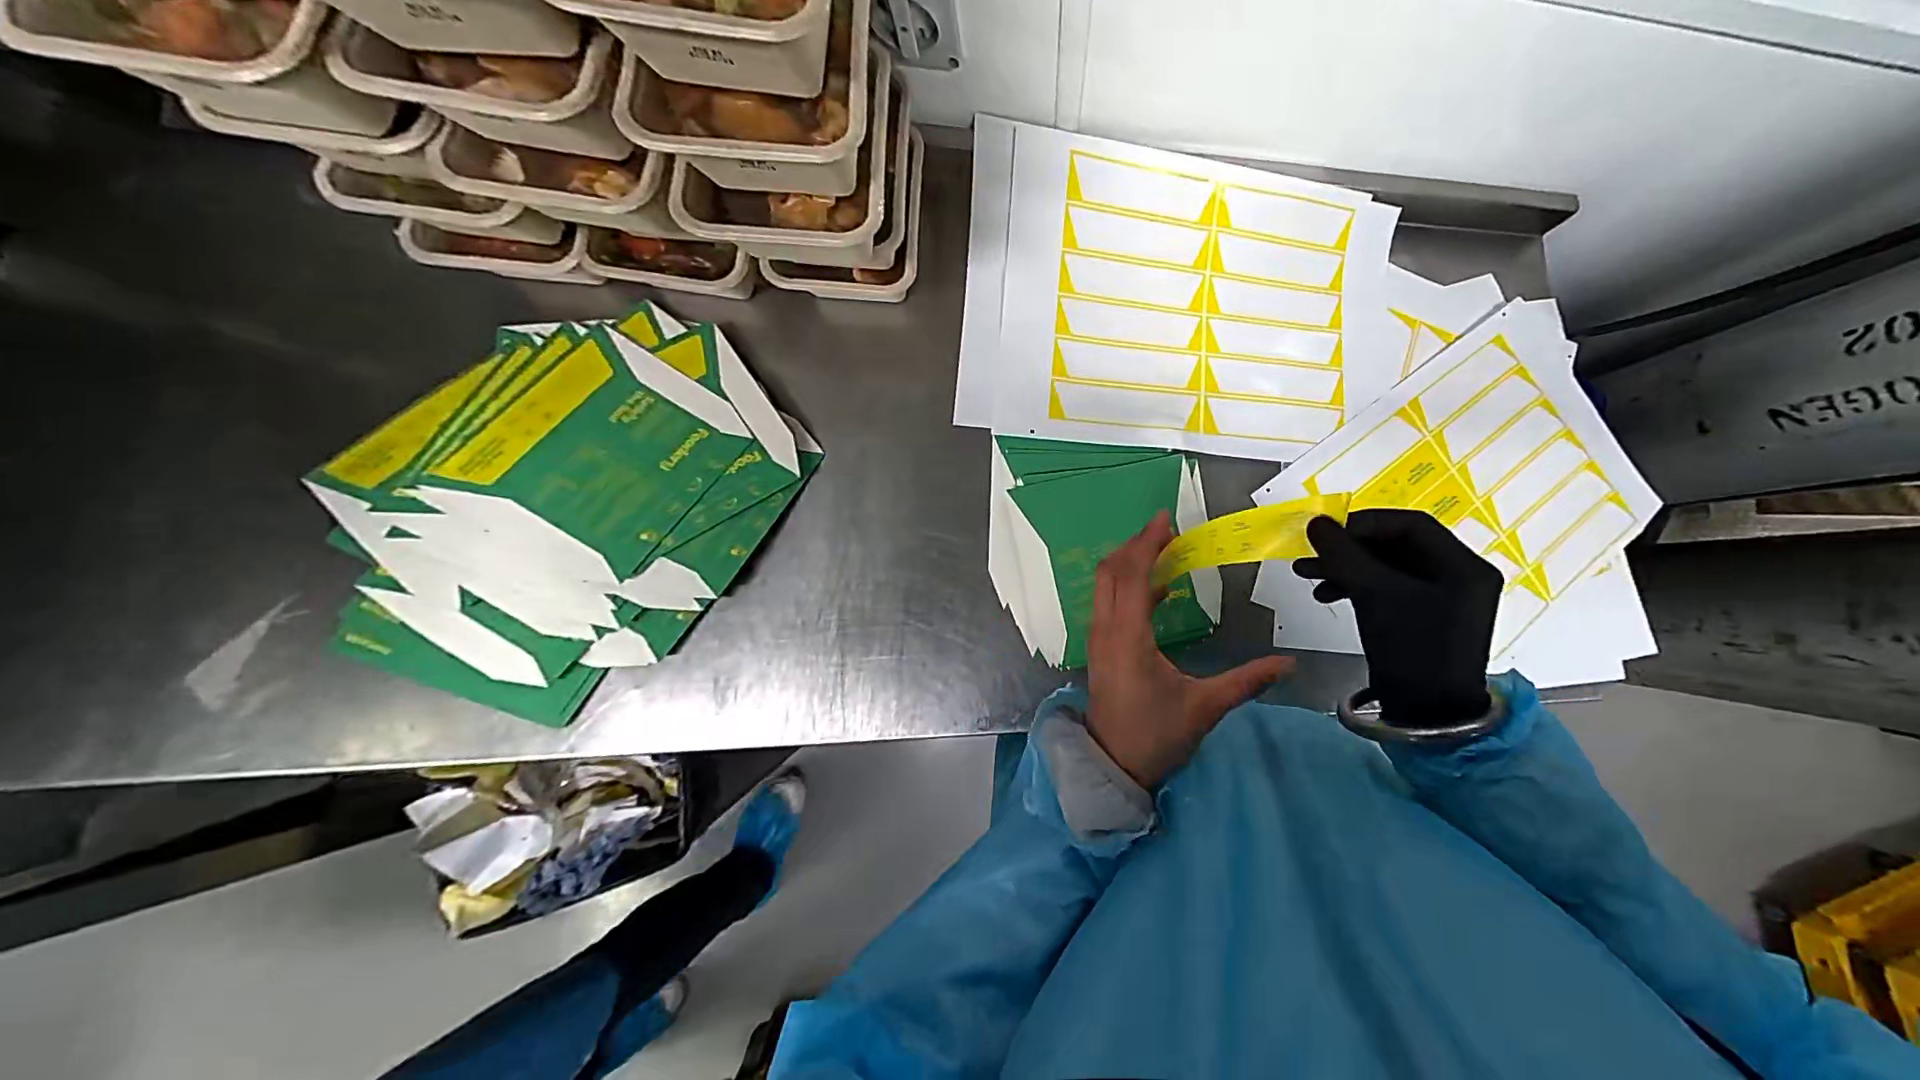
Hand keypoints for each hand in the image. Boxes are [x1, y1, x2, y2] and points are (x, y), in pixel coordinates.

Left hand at [1087, 511, 1294, 787]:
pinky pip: (1107, 602)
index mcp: (1128, 638)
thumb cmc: (1155, 736)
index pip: (1132, 576)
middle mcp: (1105, 631)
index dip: (1147, 544)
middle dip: (1135, 544)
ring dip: (1128, 562)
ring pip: (1104, 585)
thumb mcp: (1205, 707)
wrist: (1113, 765)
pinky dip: (1126, 585)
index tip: (1166, 520)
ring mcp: (1098, 639)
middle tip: (1165, 527)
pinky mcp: (1100, 648)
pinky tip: (1157, 587)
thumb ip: (1247, 681)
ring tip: (1160, 547)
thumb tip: (1289, 664)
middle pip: (1110, 572)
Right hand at [1291, 509, 1502, 728]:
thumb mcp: (1376, 594)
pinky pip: (1383, 589)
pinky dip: (1353, 586)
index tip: (1328, 531)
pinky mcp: (1418, 617)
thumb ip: (1345, 555)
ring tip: (1307, 573)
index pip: (1411, 525)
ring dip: (1344, 567)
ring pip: (1384, 567)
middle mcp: (1455, 577)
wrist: (1426, 712)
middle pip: (1394, 546)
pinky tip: (1326, 593)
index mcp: (1462, 566)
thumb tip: (1316, 523)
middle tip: (1313, 551)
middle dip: (1348, 548)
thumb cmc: (1413, 647)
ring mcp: (1437, 599)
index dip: (1366, 522)